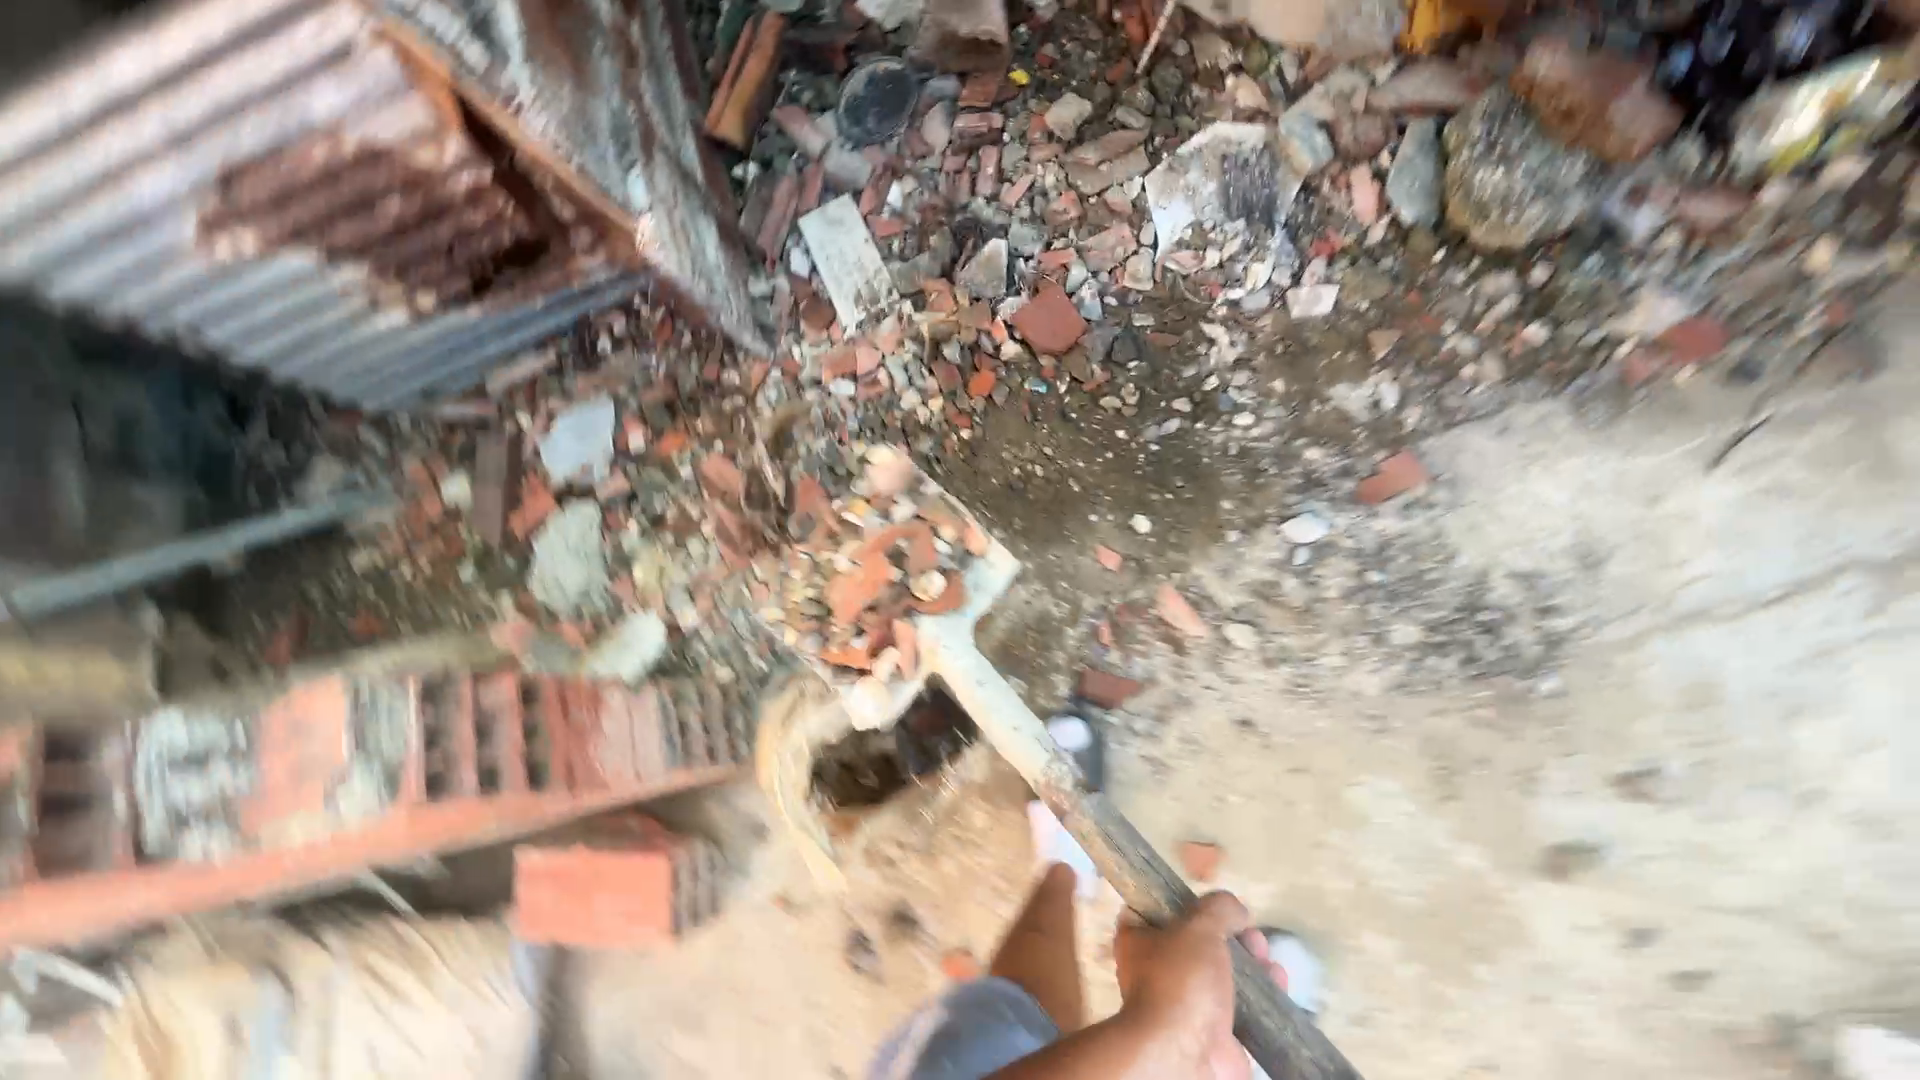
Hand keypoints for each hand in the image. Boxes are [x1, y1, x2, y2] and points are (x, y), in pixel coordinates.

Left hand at [1113, 893, 1287, 1079]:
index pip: (1158, 909)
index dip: (1188, 902)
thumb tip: (1236, 910)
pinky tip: (1278, 981)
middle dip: (1233, 934)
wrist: (1185, 1054)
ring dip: (1252, 962)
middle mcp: (1158, 969)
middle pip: (1201, 940)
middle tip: (1252, 936)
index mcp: (1139, 939)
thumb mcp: (1198, 926)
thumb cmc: (1180, 980)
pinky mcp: (1214, 1030)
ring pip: (1223, 971)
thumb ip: (1218, 908)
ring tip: (1268, 959)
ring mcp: (1187, 1002)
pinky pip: (1242, 1004)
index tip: (1214, 904)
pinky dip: (1262, 992)